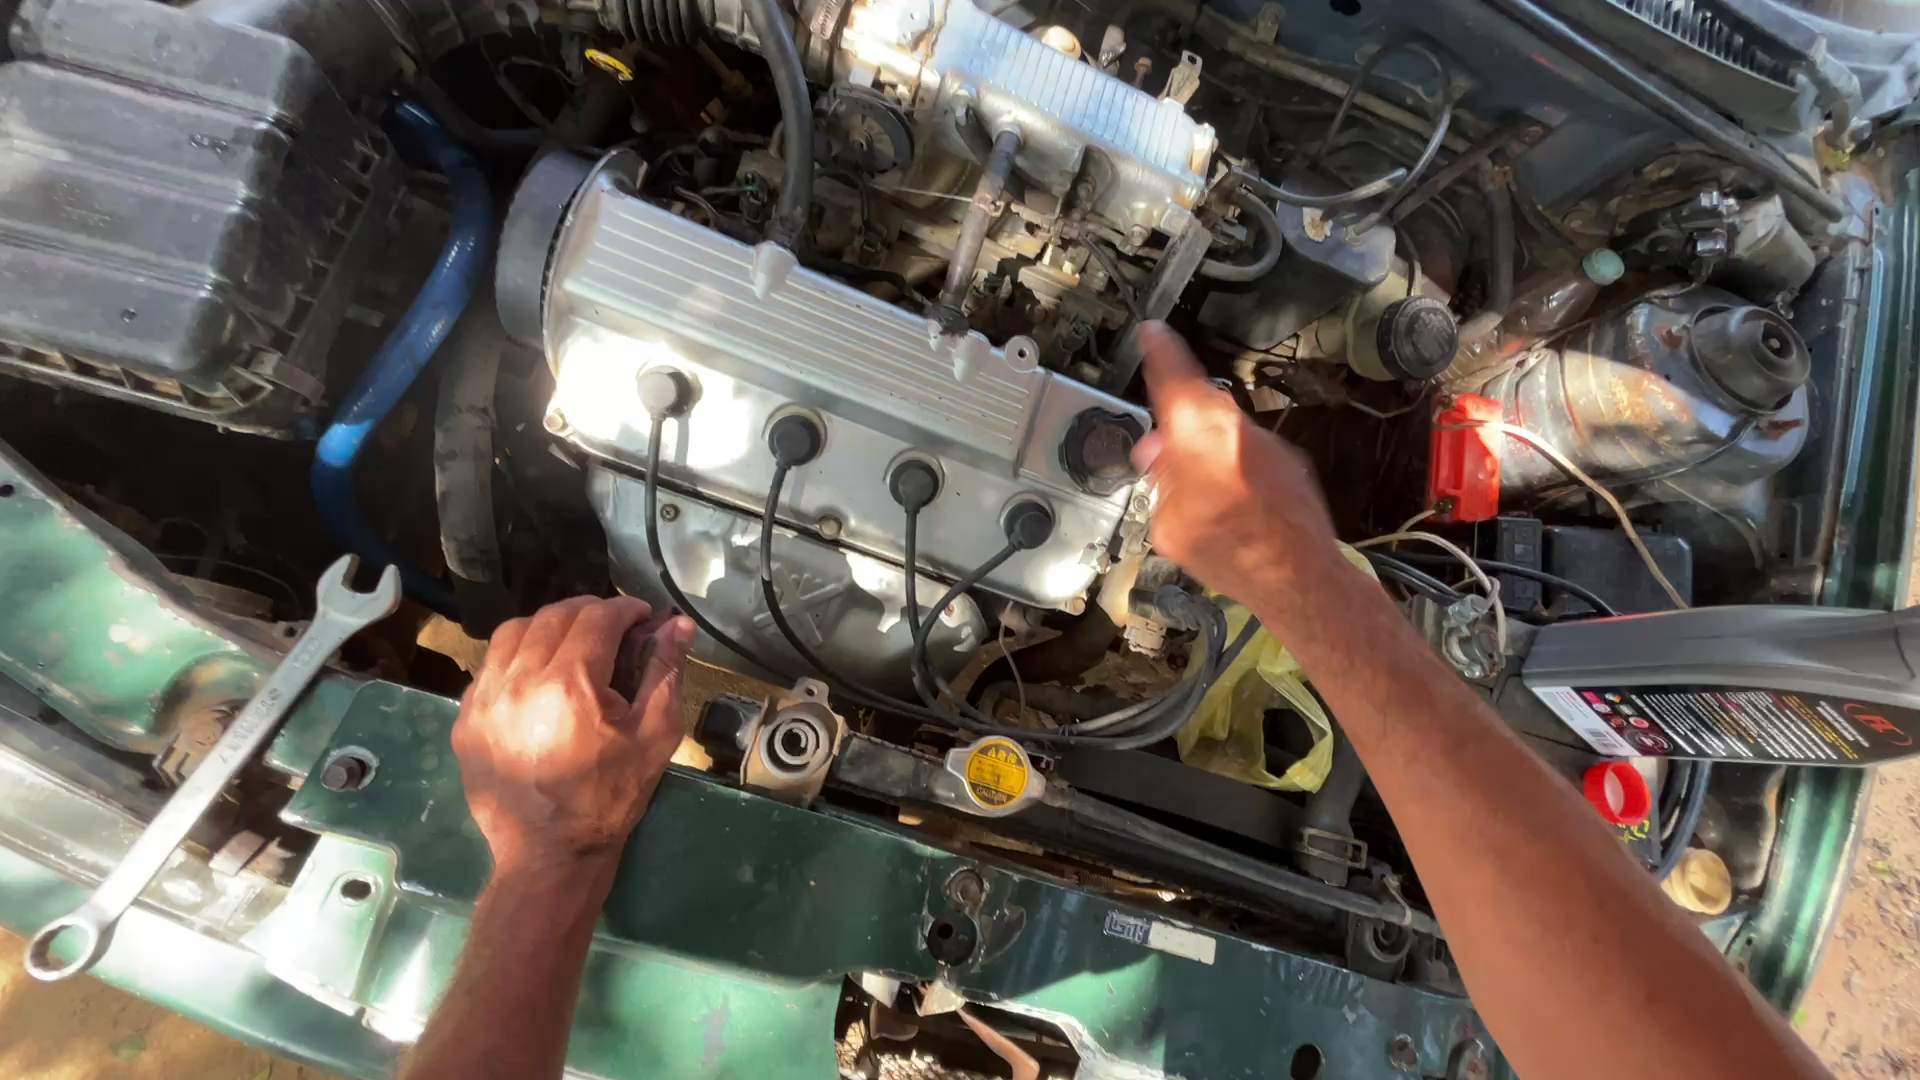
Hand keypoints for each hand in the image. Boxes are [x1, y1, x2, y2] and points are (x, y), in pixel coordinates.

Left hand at [452, 596, 695, 874]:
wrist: (550, 852)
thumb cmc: (612, 793)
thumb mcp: (656, 732)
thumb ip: (665, 671)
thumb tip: (678, 623)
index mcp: (571, 684)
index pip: (597, 618)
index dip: (625, 608)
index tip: (644, 616)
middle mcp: (520, 681)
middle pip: (554, 616)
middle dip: (591, 612)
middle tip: (616, 627)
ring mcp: (485, 700)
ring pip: (514, 632)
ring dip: (550, 626)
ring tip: (574, 643)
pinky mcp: (465, 720)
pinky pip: (490, 665)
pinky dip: (518, 654)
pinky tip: (540, 674)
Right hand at [1130, 322, 1345, 604]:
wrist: (1296, 575)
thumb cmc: (1228, 552)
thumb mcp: (1168, 524)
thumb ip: (1160, 480)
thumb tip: (1156, 458)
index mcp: (1196, 437)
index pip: (1173, 378)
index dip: (1159, 351)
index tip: (1153, 330)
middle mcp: (1234, 429)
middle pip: (1199, 403)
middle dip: (1176, 416)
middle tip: (1160, 443)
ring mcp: (1267, 442)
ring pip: (1225, 428)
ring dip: (1204, 444)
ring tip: (1192, 483)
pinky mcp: (1290, 462)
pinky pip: (1249, 449)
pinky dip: (1232, 462)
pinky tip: (1227, 497)